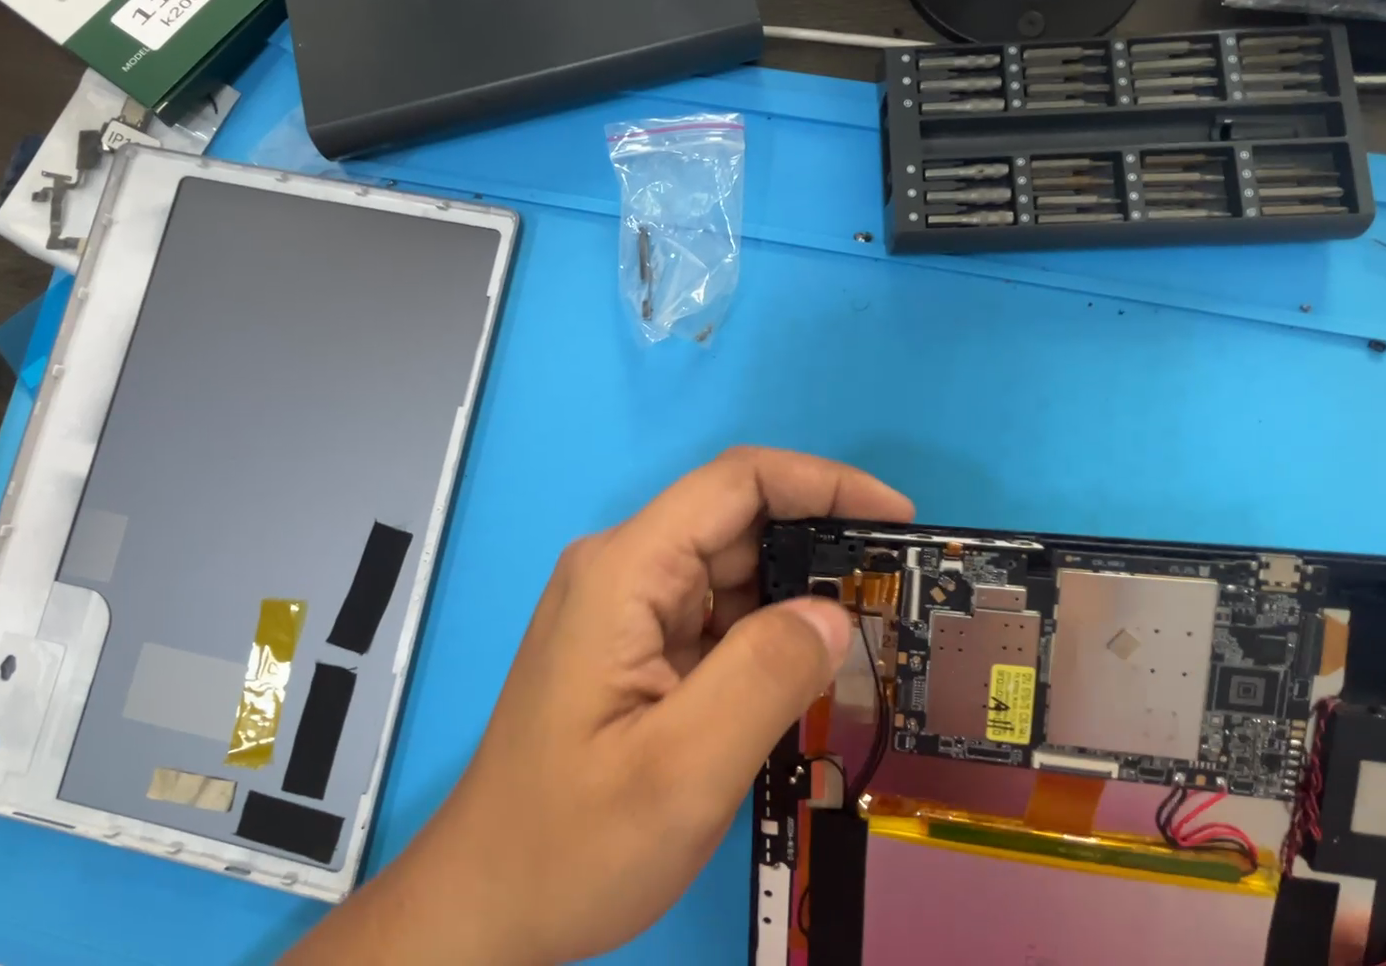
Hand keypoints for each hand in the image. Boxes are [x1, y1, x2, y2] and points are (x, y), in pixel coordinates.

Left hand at [284, 447, 912, 964]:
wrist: (487, 900)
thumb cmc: (572, 842)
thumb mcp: (683, 769)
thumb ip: (766, 676)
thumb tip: (835, 613)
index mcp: (625, 573)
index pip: (736, 484)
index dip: (821, 483)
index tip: (896, 520)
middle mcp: (622, 572)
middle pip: (736, 524)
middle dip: (821, 545)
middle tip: (897, 598)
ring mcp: (625, 611)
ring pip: (732, 573)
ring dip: (799, 596)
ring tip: (869, 639)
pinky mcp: (633, 649)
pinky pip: (716, 619)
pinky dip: (769, 635)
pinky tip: (808, 673)